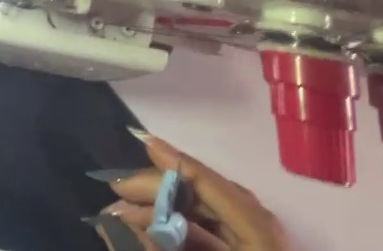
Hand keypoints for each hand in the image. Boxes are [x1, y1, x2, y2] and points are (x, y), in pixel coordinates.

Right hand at [90, 135, 292, 250]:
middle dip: (164, 193)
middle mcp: (270, 248)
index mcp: (265, 245)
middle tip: (118, 192)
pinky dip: (182, 236)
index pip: (221, 192)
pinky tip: (150, 234)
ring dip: (167, 215)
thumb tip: (112, 221)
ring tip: (123, 216)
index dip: (180, 165)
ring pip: (213, 225)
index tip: (140, 142)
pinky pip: (216, 246)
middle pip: (216, 203)